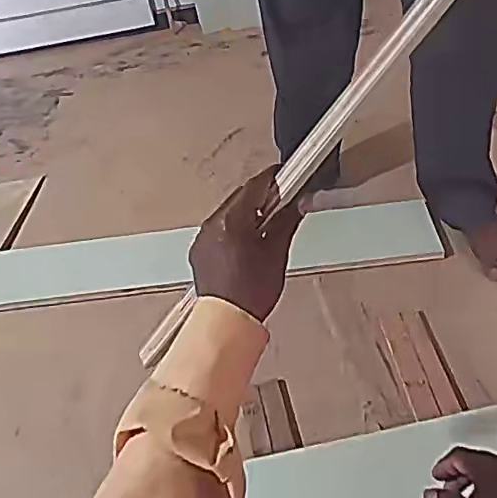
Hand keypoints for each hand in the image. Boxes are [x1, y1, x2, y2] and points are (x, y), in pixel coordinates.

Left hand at [189, 166, 303, 321]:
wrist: (226, 321)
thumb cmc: (250, 293)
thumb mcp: (276, 252)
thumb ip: (287, 221)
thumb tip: (297, 203)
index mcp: (232, 220)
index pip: (254, 186)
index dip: (272, 178)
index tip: (283, 176)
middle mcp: (213, 224)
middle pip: (240, 197)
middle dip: (260, 196)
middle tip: (280, 199)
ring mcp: (203, 237)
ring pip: (228, 212)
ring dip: (247, 212)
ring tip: (266, 222)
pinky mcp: (199, 250)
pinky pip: (218, 228)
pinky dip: (233, 227)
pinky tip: (247, 238)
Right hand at [423, 446, 496, 497]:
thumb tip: (433, 496)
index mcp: (486, 464)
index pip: (458, 456)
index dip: (444, 467)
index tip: (438, 476)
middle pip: (475, 462)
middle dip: (459, 475)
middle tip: (450, 489)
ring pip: (491, 473)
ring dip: (476, 483)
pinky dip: (492, 490)